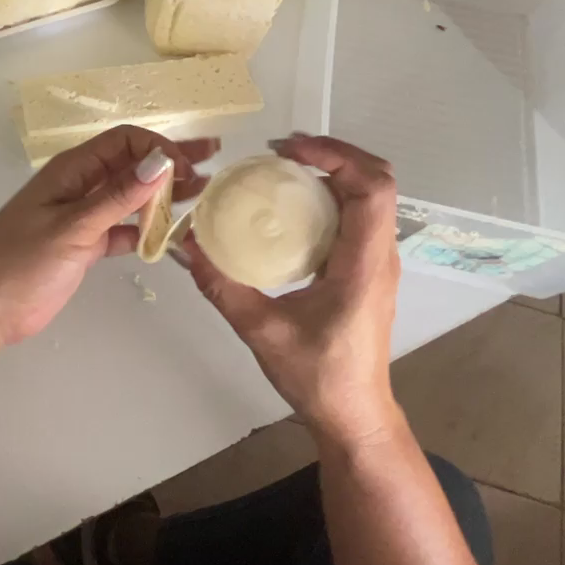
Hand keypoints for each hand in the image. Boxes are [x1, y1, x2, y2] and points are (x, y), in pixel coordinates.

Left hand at [0, 126, 217, 343]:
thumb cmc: (18, 264)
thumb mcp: (71, 228)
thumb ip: (115, 197)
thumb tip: (160, 161)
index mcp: (70, 171)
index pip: (124, 143)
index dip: (159, 150)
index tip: (188, 171)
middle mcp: (78, 187)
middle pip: (131, 165)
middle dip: (169, 160)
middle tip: (213, 157)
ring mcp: (80, 217)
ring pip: (129, 197)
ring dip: (163, 195)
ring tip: (202, 193)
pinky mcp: (83, 246)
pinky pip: (121, 229)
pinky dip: (145, 229)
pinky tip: (171, 234)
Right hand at [177, 135, 402, 445]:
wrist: (354, 415)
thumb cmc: (316, 376)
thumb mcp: (259, 330)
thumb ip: (220, 286)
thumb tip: (185, 247)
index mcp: (363, 265)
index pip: (371, 188)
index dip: (336, 155)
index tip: (289, 149)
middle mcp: (380, 256)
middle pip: (377, 181)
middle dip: (334, 154)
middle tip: (282, 151)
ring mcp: (378, 263)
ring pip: (370, 198)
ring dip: (333, 173)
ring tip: (282, 170)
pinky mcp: (367, 272)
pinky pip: (357, 218)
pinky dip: (329, 198)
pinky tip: (290, 209)